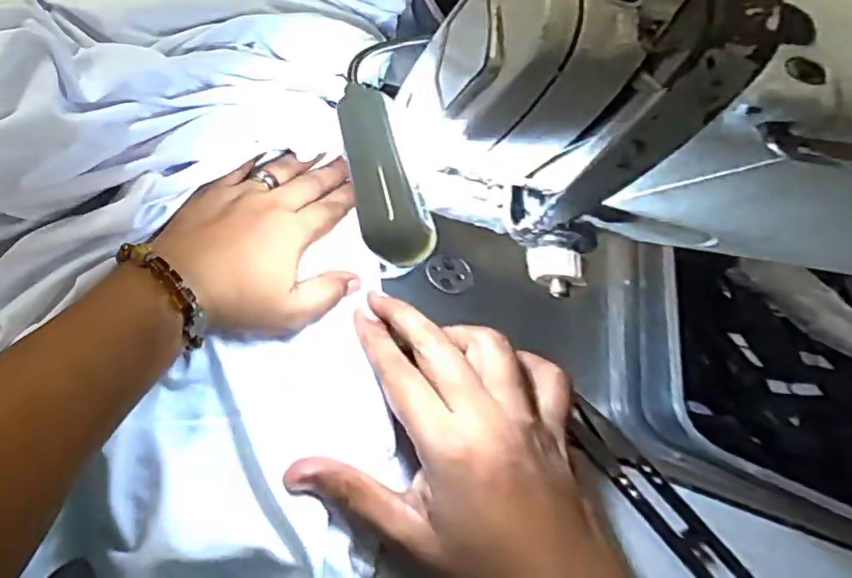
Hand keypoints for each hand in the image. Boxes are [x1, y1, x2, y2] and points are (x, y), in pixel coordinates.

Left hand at [151, 154, 359, 337]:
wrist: (179, 282)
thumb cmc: (236, 301)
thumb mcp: (288, 313)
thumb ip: (325, 293)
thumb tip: (354, 277)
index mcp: (293, 231)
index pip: (328, 210)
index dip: (346, 197)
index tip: (360, 185)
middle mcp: (272, 204)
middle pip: (309, 184)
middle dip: (331, 172)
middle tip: (346, 159)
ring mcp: (242, 192)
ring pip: (279, 170)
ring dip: (301, 161)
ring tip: (316, 152)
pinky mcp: (217, 189)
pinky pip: (242, 167)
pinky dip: (258, 157)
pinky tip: (267, 151)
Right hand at [285, 294, 619, 577]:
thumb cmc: (482, 564)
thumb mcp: (412, 536)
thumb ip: (355, 494)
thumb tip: (294, 471)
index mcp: (448, 442)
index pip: (402, 373)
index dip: (377, 339)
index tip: (359, 314)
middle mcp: (487, 416)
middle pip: (440, 346)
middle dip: (405, 316)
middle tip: (379, 299)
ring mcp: (528, 417)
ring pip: (492, 346)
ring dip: (458, 333)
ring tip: (436, 336)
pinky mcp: (557, 426)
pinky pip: (544, 373)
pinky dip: (521, 360)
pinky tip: (503, 366)